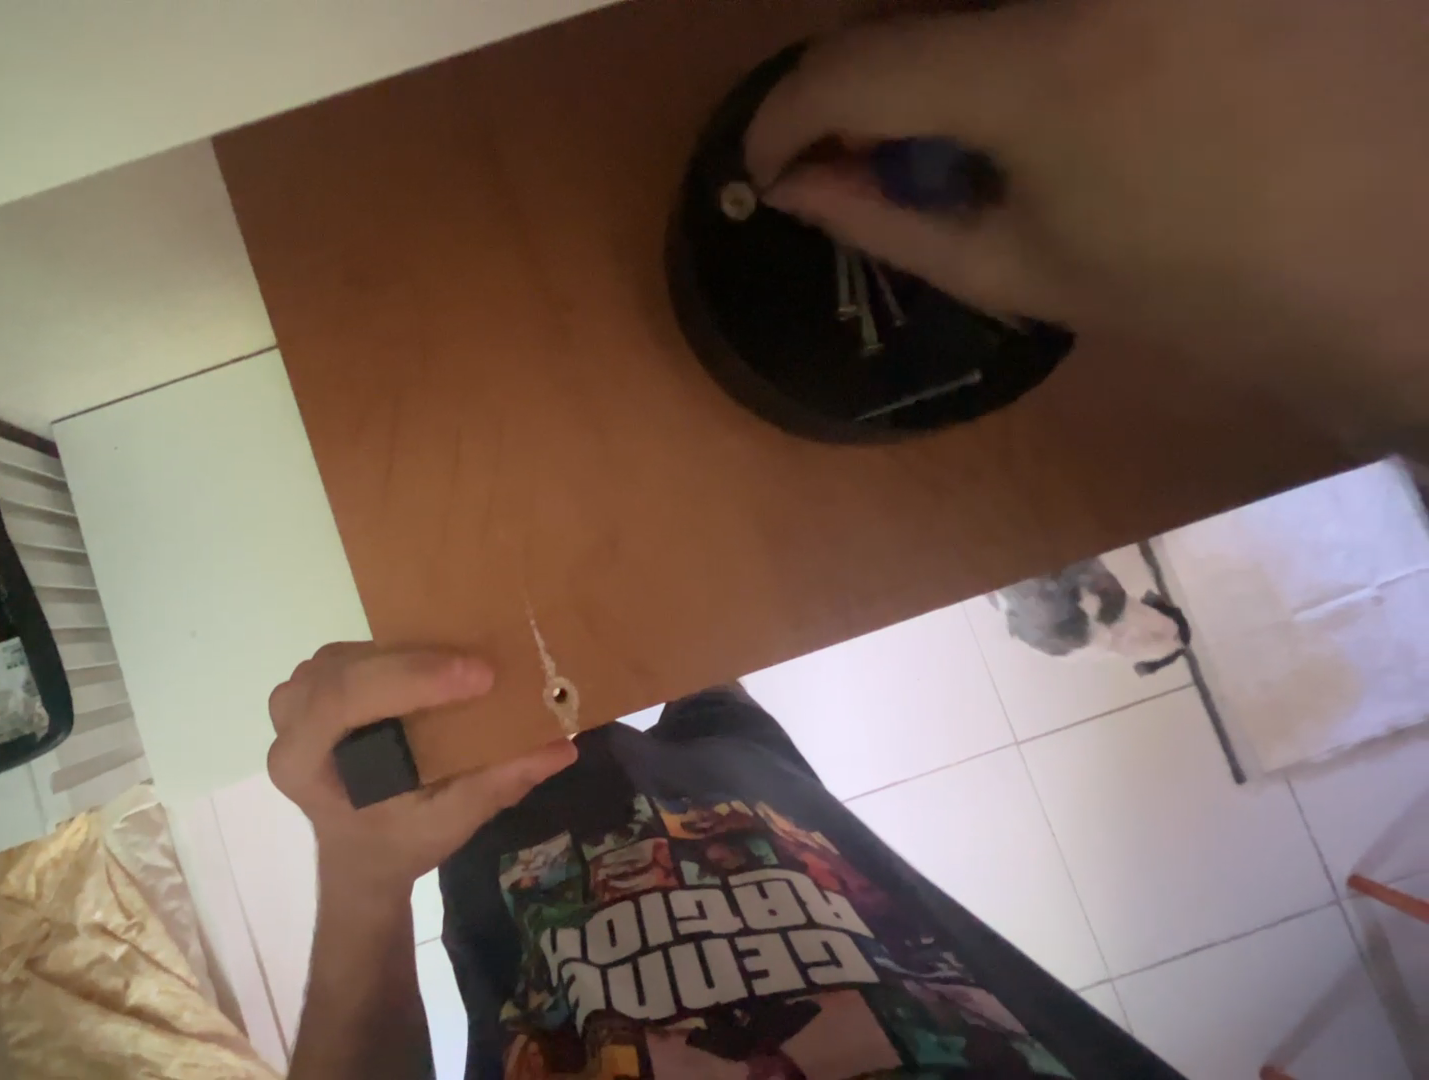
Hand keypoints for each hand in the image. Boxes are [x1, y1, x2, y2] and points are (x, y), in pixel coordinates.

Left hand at [267, 643, 577, 895]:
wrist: (361, 857)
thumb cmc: (396, 844)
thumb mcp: (447, 824)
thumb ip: (495, 784)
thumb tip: (561, 744)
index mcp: (300, 763)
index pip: (342, 701)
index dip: (407, 679)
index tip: (476, 677)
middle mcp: (287, 725)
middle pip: (343, 669)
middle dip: (413, 663)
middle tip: (481, 668)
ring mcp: (296, 701)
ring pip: (346, 654)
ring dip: (400, 654)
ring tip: (456, 666)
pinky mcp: (316, 686)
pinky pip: (350, 652)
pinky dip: (391, 653)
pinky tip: (428, 663)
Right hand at [744, 0, 1428, 429]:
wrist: (1420, 251)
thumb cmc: (1199, 286)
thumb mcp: (1013, 267)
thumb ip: (882, 219)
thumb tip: (792, 185)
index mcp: (1051, 70)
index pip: (852, 68)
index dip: (782, 116)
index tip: (766, 162)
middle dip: (857, 62)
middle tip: (858, 124)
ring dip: (933, 40)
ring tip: (955, 107)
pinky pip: (1051, 4)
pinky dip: (1008, 36)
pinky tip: (1047, 75)